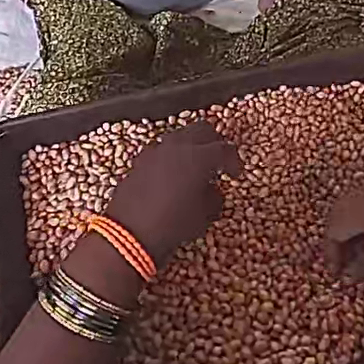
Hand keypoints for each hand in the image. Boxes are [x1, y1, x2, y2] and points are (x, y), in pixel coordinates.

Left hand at [104, 121, 241, 266]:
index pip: (224, 149)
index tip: (236, 174)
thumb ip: (214, 197)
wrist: (127, 234)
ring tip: (195, 169)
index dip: (233, 161)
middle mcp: (176, 147)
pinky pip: (161, 151)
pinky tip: (173, 177)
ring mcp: (154, 152)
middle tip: (219, 162)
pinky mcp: (139, 162)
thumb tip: (213, 190)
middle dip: (214, 143)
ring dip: (191, 148)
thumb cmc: (172, 226)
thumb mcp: (203, 217)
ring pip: (179, 137)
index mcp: (198, 157)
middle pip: (202, 129)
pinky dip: (172, 158)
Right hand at [324, 181, 363, 280]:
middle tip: (345, 262)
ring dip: (352, 226)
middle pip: (339, 213)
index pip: (332, 230)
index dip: (331, 254)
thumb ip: (361, 267)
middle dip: (339, 238)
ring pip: (354, 204)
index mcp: (360, 209)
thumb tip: (347, 273)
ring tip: (361, 252)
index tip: (337, 273)